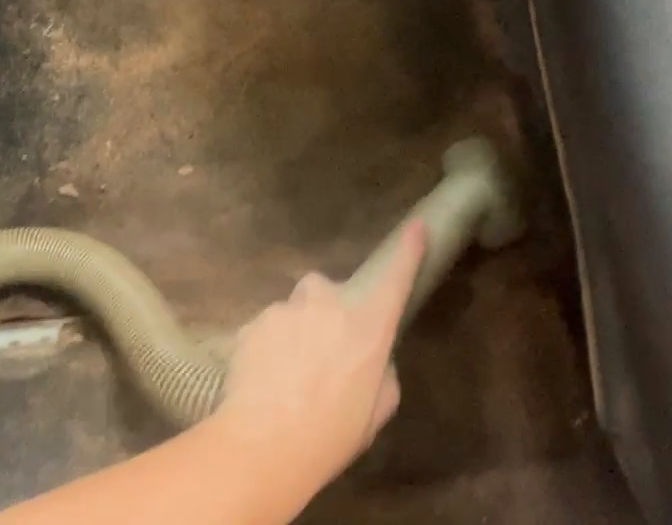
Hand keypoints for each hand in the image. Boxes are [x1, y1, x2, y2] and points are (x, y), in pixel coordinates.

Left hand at [208, 223, 427, 495]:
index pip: (395, 277)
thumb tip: (371, 359)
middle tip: (323, 355)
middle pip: (330, 291)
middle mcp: (328, 304)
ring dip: (297, 330)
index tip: (417, 226)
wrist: (264, 444)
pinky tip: (265, 379)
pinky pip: (268, 327)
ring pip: (296, 309)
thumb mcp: (376, 411)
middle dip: (327, 312)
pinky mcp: (254, 321)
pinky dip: (270, 345)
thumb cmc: (331, 435)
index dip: (409, 250)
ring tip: (289, 374)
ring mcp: (287, 308)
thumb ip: (381, 372)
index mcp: (367, 325)